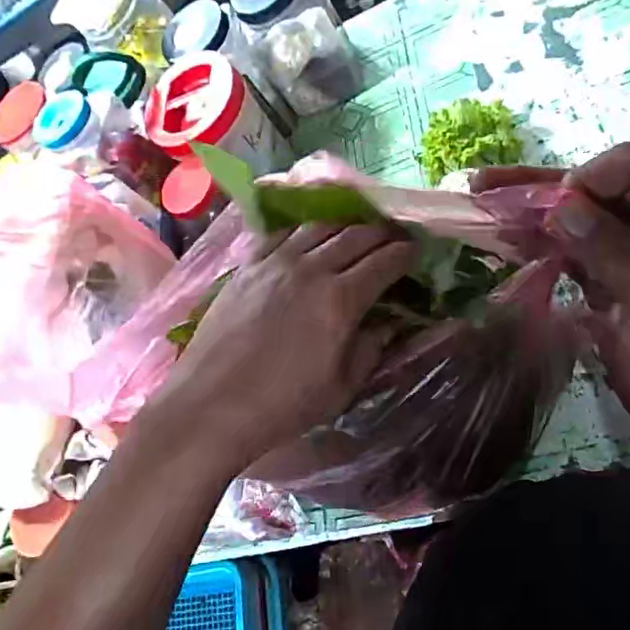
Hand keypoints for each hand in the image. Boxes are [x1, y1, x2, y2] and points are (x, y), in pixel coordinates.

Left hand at [144, 224, 416, 472]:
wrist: (213, 404)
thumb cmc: (285, 404)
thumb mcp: (342, 387)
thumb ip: (371, 349)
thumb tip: (389, 324)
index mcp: (341, 299)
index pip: (384, 262)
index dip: (405, 254)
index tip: (415, 251)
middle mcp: (311, 269)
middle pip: (355, 236)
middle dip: (381, 233)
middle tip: (393, 236)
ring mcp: (274, 263)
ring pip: (318, 227)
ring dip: (344, 225)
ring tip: (355, 229)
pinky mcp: (246, 267)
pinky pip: (279, 234)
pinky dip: (302, 229)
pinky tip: (307, 235)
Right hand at [474, 144, 629, 444]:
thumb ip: (612, 251)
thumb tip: (560, 204)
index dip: (584, 181)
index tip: (546, 214)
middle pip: (599, 191)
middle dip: (543, 189)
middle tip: (483, 187)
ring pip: (583, 224)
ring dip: (536, 219)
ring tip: (483, 215)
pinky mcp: (617, 287)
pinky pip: (578, 258)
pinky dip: (544, 251)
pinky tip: (508, 248)